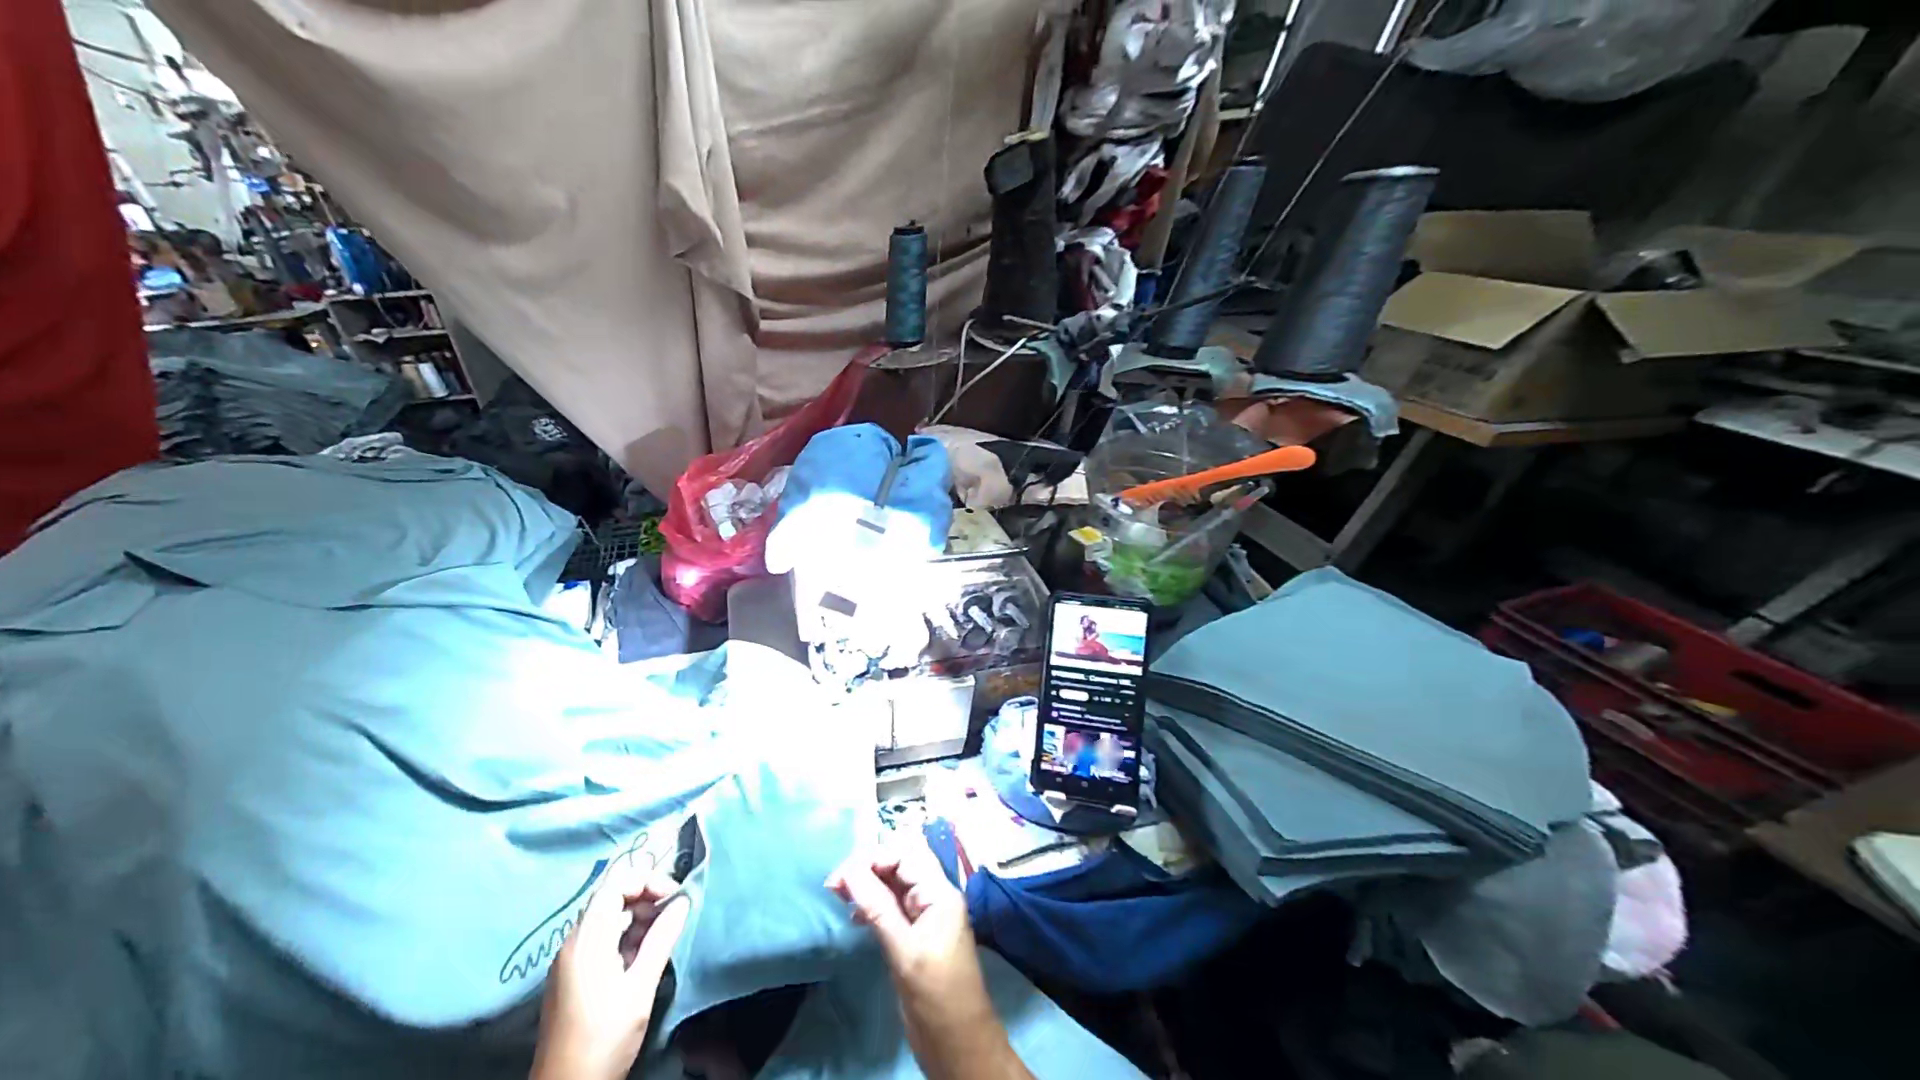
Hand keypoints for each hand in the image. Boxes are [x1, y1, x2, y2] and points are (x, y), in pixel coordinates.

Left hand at [532, 859, 690, 1079]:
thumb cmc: (605, 1037)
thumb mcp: (640, 987)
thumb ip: (661, 938)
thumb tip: (682, 902)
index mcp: (586, 939)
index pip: (615, 884)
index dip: (646, 881)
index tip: (674, 896)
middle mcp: (573, 942)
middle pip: (610, 899)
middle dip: (646, 898)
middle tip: (675, 914)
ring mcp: (570, 960)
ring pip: (607, 920)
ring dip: (638, 918)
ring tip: (665, 934)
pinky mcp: (573, 977)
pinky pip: (601, 940)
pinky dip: (625, 937)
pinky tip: (645, 954)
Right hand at [826, 839, 1032, 1079]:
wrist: (958, 1043)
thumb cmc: (936, 994)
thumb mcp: (904, 950)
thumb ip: (877, 908)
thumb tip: (850, 870)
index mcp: (940, 893)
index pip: (905, 856)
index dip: (872, 858)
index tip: (841, 875)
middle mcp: (934, 897)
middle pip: (899, 865)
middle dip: (867, 867)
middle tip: (835, 883)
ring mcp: (925, 916)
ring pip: (894, 885)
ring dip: (867, 884)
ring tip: (838, 894)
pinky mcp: (915, 935)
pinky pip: (892, 906)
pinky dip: (872, 905)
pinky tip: (854, 914)